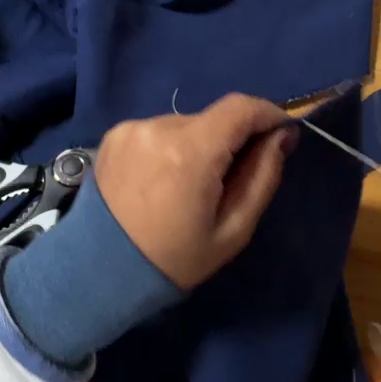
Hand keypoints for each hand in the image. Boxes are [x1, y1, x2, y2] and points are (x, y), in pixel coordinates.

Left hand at [92, 94, 295, 289]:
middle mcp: (159, 127)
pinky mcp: (114, 135)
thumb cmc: (173, 259)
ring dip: (199, 145)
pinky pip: (159, 131)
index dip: (268, 114)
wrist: (97, 273)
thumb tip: (282, 136)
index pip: (241, 108)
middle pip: (213, 119)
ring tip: (189, 187)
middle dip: (231, 140)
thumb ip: (263, 176)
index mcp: (190, 152)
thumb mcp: (232, 230)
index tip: (281, 132)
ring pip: (186, 125)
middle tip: (232, 178)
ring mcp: (132, 128)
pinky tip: (162, 181)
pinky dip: (171, 148)